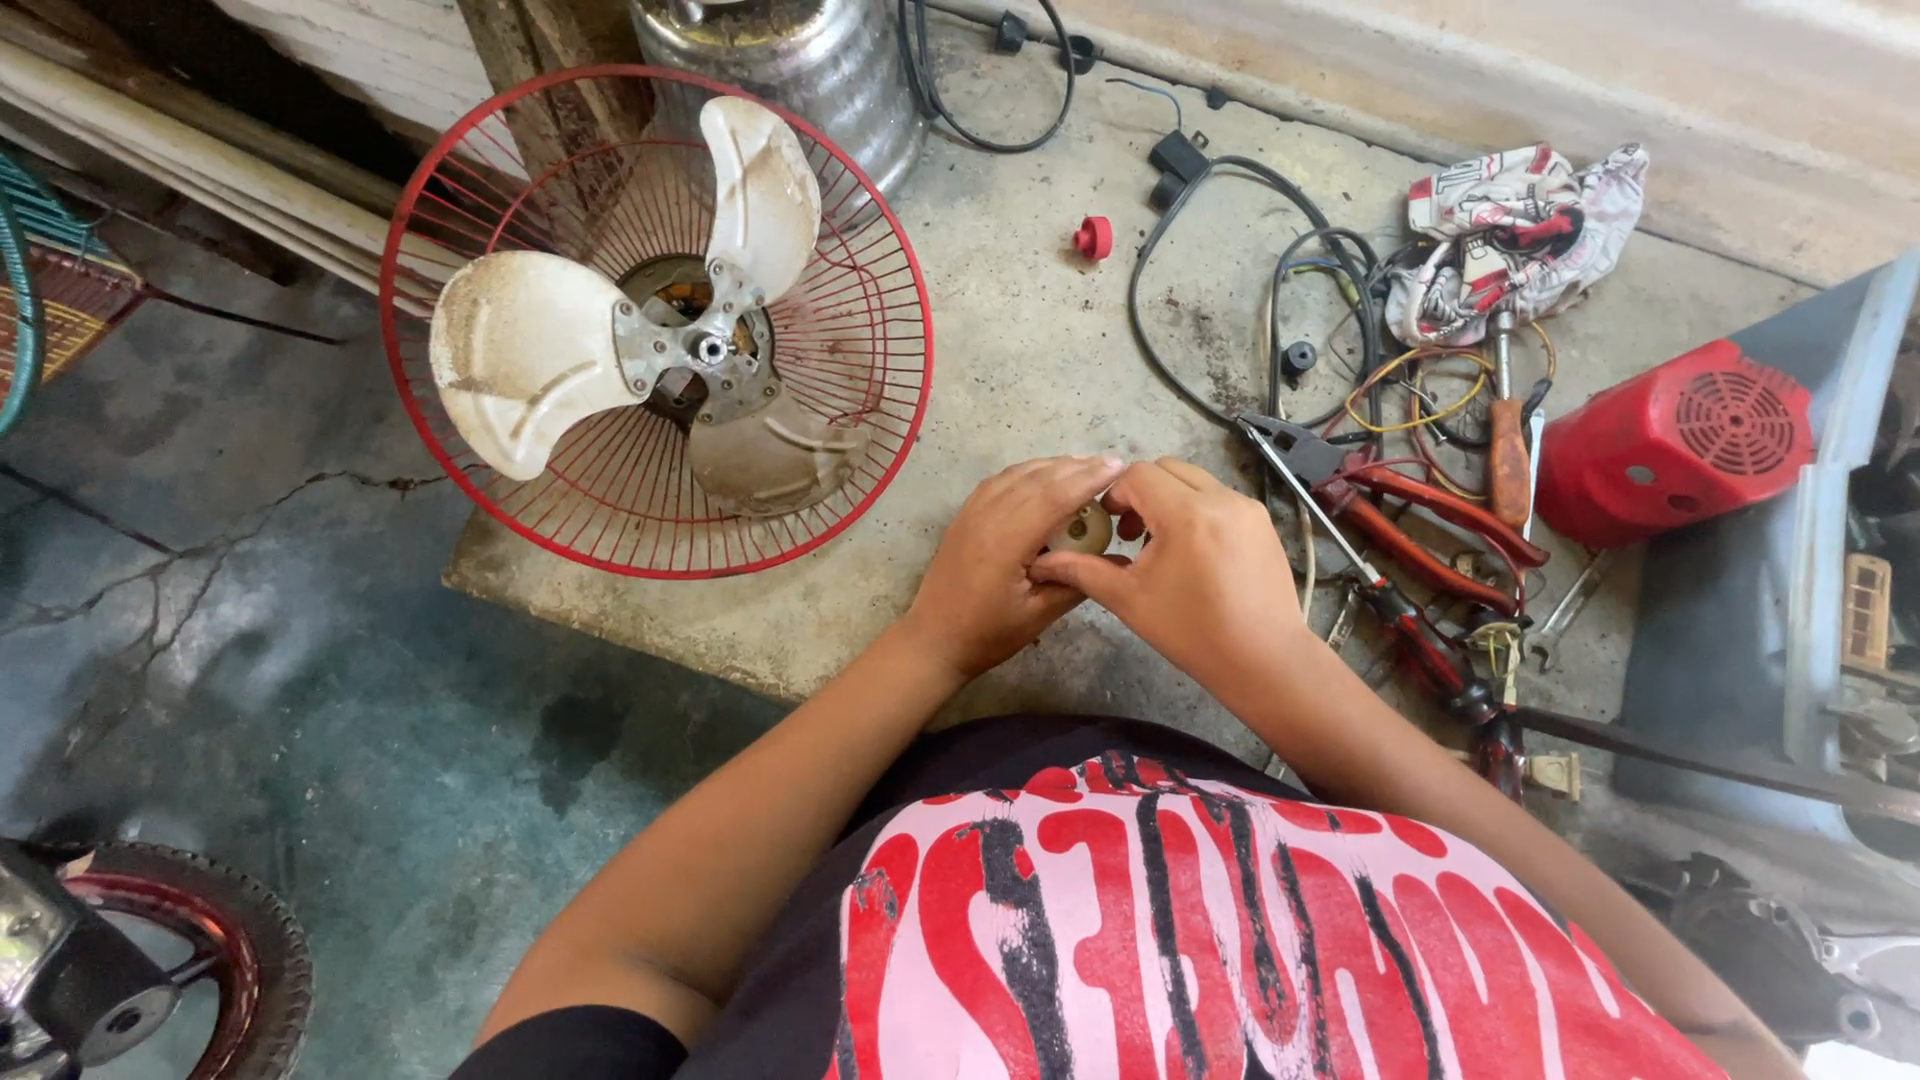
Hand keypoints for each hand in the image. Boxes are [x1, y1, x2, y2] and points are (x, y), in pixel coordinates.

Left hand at [898, 455, 1125, 679]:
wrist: (934, 640)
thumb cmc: (988, 634)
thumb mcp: (1038, 615)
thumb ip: (1076, 581)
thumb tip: (1115, 559)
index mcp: (1006, 542)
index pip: (1054, 497)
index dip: (1088, 479)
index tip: (1118, 467)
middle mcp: (986, 518)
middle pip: (1036, 479)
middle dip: (1075, 467)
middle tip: (1109, 463)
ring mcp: (970, 514)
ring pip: (1015, 475)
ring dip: (1050, 466)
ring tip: (1082, 465)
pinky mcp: (963, 517)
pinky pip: (997, 482)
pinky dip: (1024, 473)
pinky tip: (1041, 476)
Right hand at [1029, 458, 1311, 691]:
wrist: (1264, 659)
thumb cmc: (1191, 631)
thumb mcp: (1129, 600)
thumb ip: (1084, 571)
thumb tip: (1042, 563)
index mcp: (1186, 514)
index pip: (1139, 474)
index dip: (1115, 494)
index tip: (1108, 525)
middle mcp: (1221, 499)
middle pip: (1167, 469)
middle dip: (1141, 492)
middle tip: (1129, 533)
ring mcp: (1247, 509)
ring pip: (1195, 481)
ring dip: (1169, 500)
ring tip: (1158, 544)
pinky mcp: (1262, 522)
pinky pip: (1219, 498)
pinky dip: (1196, 510)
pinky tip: (1191, 554)